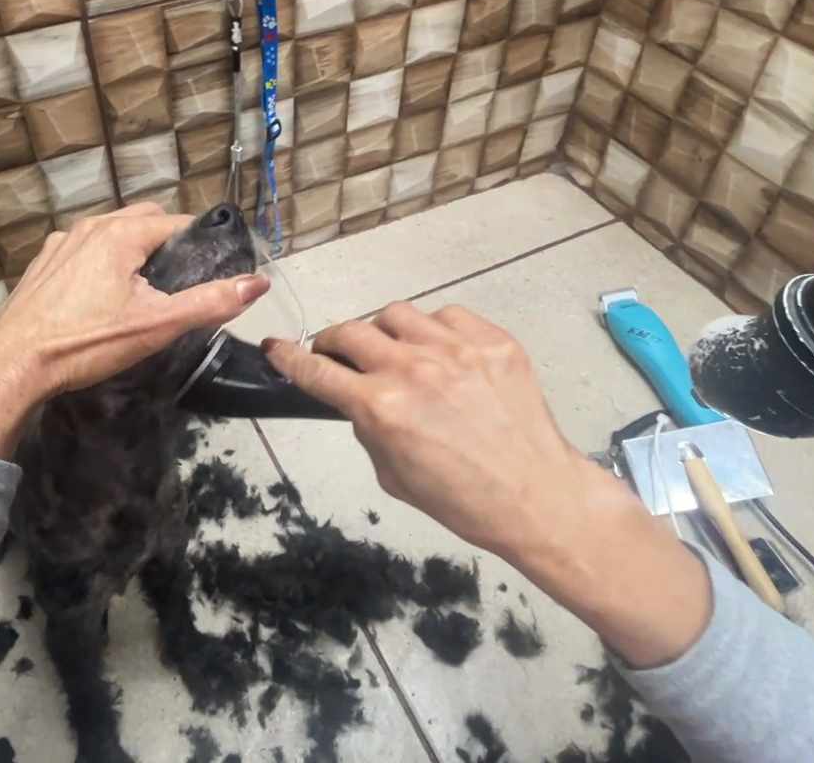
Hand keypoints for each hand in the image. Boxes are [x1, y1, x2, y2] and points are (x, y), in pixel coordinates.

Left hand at [0, 204, 269, 458]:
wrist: (11, 365)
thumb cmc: (86, 343)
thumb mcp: (157, 326)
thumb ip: (210, 303)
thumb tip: (258, 283)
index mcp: (120, 234)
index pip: (176, 222)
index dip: (198, 242)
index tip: (210, 268)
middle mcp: (90, 227)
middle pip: (143, 220)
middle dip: (166, 241)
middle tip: (179, 281)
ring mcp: (61, 244)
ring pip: (111, 233)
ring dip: (132, 250)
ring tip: (143, 289)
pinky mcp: (42, 265)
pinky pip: (84, 250)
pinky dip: (101, 262)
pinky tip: (100, 297)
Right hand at [264, 302, 587, 556]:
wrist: (537, 496)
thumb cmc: (461, 500)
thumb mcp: (392, 476)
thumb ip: (367, 426)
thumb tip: (359, 396)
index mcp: (380, 408)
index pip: (316, 371)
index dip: (288, 358)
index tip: (276, 348)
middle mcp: (411, 369)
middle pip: (349, 331)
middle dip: (333, 343)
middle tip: (339, 356)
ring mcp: (454, 349)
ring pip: (394, 314)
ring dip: (384, 333)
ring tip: (397, 352)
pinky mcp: (490, 340)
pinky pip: (445, 315)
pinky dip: (434, 331)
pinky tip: (443, 355)